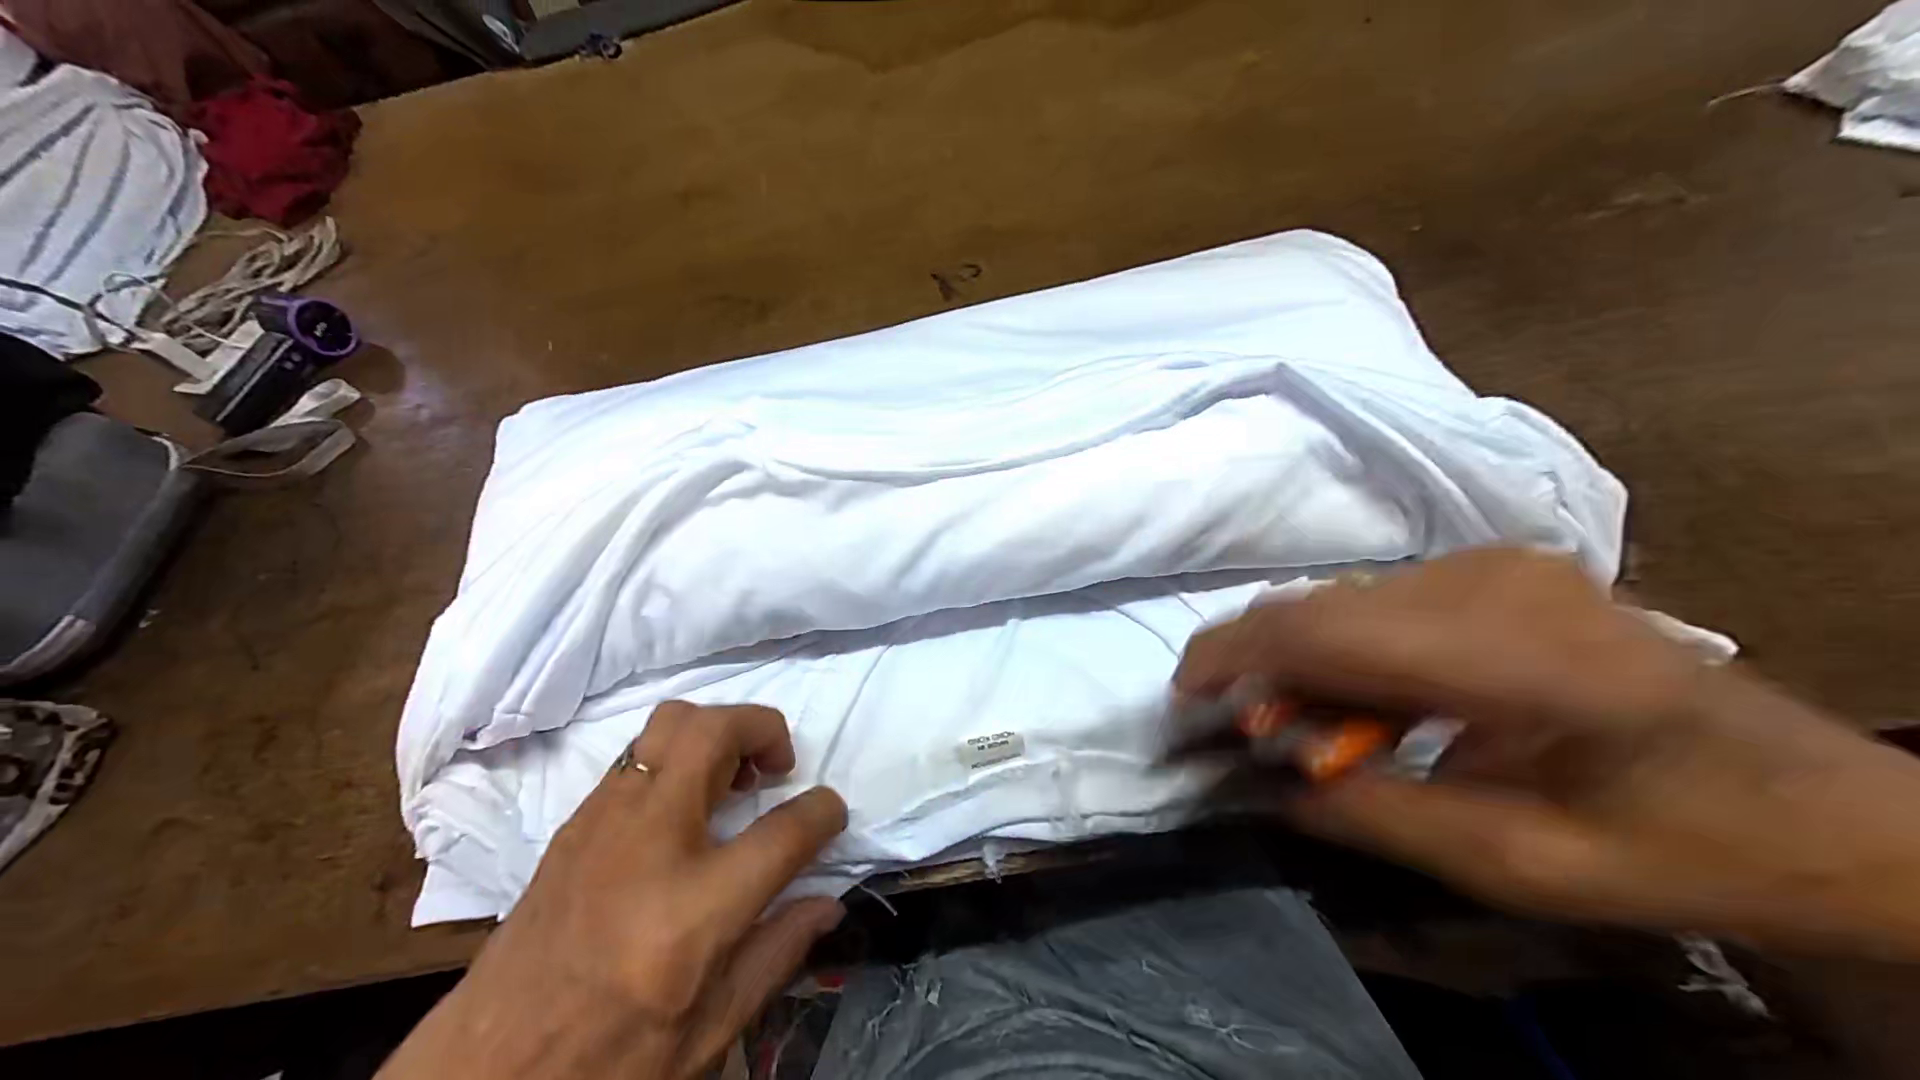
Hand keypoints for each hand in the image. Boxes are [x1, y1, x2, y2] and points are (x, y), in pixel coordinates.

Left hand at [379, 702, 847, 1079]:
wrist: (482, 1078)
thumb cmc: (608, 1062)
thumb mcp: (710, 1032)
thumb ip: (778, 953)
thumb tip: (829, 901)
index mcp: (694, 909)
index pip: (785, 831)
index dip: (824, 812)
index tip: (830, 813)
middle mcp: (649, 843)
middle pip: (715, 732)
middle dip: (764, 729)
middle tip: (777, 768)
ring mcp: (603, 823)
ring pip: (669, 722)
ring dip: (717, 732)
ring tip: (732, 779)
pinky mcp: (574, 824)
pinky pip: (638, 753)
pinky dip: (677, 754)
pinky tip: (684, 806)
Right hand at [1176, 548, 1919, 958]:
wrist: (1826, 807)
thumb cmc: (1679, 847)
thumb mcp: (1516, 865)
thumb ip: (1374, 818)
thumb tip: (1265, 784)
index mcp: (1515, 657)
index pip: (1324, 627)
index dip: (1235, 653)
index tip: (1184, 695)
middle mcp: (1495, 582)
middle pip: (1323, 606)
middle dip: (1261, 664)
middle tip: (1247, 729)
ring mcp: (1500, 565)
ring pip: (1343, 599)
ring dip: (1302, 659)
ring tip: (1310, 728)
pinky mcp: (1499, 568)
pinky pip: (1379, 599)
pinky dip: (1345, 647)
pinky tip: (1367, 700)